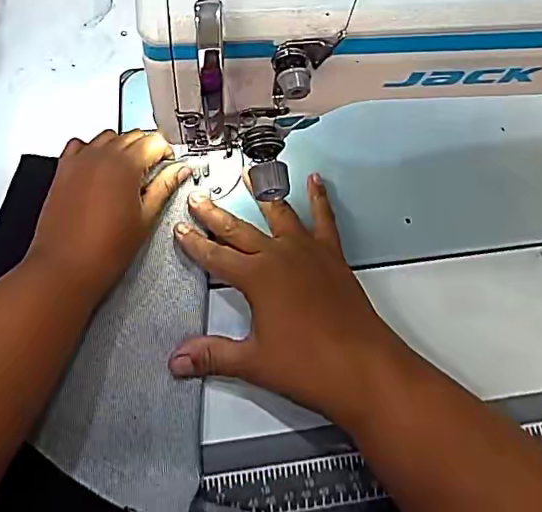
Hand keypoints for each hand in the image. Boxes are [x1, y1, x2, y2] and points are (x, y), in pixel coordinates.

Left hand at [22, 130, 188, 300]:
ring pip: (108, 137)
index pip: (155, 141)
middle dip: (147, 148)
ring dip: (121, 147)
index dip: (167, 152)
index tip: (169, 164)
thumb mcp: (145, 218)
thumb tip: (179, 171)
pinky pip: (80, 146)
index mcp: (126, 164)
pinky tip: (98, 169)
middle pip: (133, 135)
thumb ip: (164, 187)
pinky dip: (92, 150)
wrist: (64, 270)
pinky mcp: (63, 169)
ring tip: (127, 172)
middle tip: (153, 171)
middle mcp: (102, 155)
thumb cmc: (101, 252)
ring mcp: (80, 160)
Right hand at [169, 174, 413, 427]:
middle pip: (239, 228)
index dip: (195, 243)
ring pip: (278, 213)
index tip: (181, 229)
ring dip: (262, 193)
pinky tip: (315, 183)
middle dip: (215, 213)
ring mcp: (307, 251)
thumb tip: (180, 359)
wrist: (361, 366)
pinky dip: (318, 198)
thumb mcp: (254, 362)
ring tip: (250, 176)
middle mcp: (280, 256)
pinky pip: (323, 218)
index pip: (215, 255)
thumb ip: (213, 355)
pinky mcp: (331, 255)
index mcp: (257, 278)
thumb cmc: (313, 365)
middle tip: (200, 199)